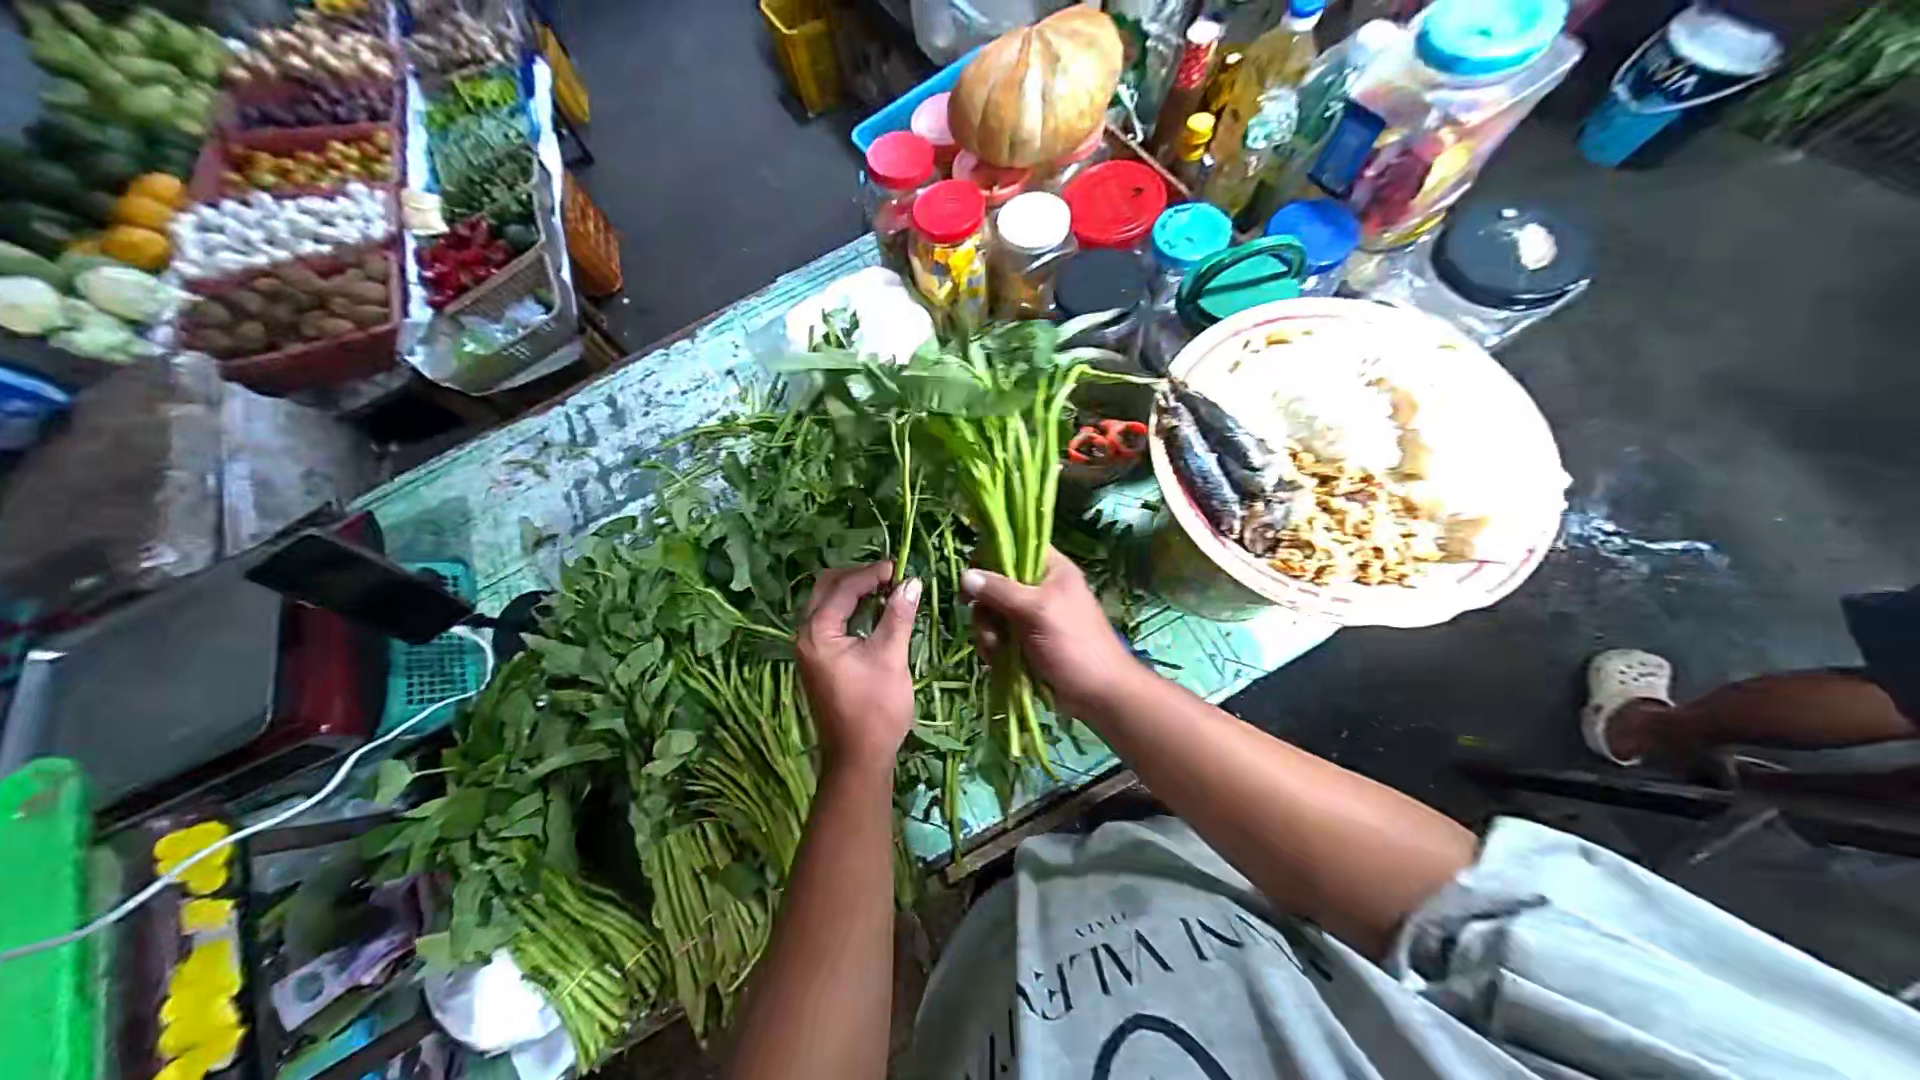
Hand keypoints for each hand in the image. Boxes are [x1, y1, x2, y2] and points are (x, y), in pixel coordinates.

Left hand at [796, 562, 921, 777]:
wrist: (858, 759)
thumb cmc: (875, 709)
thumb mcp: (891, 657)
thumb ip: (898, 615)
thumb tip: (912, 582)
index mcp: (818, 633)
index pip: (843, 587)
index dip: (872, 573)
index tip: (901, 567)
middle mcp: (806, 636)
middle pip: (826, 588)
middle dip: (858, 576)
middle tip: (891, 574)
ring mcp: (809, 649)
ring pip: (826, 604)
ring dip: (854, 592)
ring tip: (887, 587)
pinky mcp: (818, 660)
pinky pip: (830, 621)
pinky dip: (851, 609)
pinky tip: (875, 611)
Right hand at [961, 549, 1143, 716]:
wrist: (1098, 695)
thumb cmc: (1074, 645)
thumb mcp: (1036, 611)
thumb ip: (1000, 590)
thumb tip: (965, 575)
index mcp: (1051, 568)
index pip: (1014, 546)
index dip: (990, 557)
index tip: (973, 578)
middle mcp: (1040, 586)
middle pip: (995, 582)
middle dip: (986, 606)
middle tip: (987, 624)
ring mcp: (1031, 614)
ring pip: (993, 610)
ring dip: (988, 630)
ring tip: (996, 649)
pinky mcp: (1025, 638)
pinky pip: (997, 632)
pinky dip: (993, 644)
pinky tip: (996, 658)